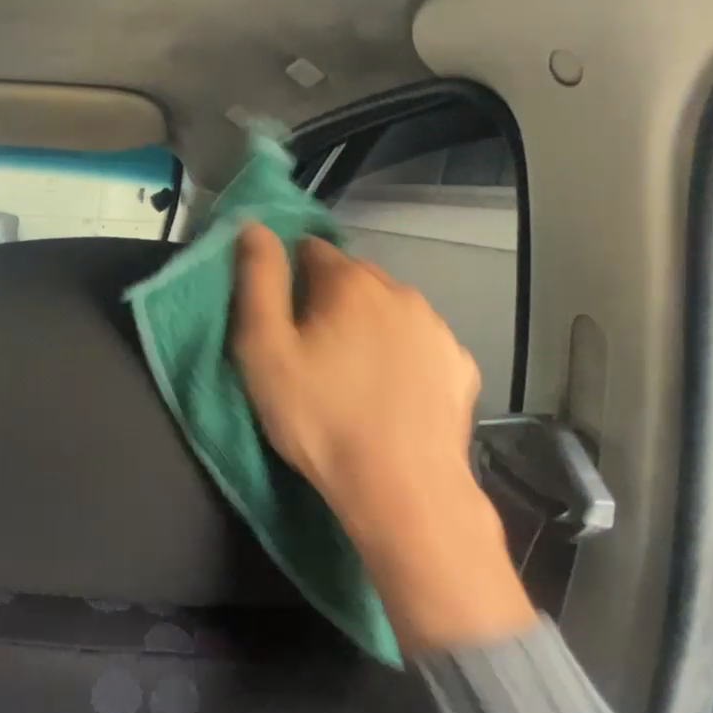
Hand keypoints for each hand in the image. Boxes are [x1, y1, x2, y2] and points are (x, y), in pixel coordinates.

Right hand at [229, 223, 479, 509]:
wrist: (399, 485)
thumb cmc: (317, 415)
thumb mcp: (263, 350)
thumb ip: (256, 282)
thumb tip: (252, 227)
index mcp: (349, 282)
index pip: (309, 250)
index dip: (285, 277)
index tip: (272, 317)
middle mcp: (400, 292)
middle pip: (350, 280)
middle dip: (324, 302)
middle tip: (302, 352)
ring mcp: (437, 328)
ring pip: (387, 312)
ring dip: (363, 329)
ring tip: (343, 376)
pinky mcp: (459, 365)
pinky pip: (417, 346)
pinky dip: (397, 358)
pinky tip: (383, 394)